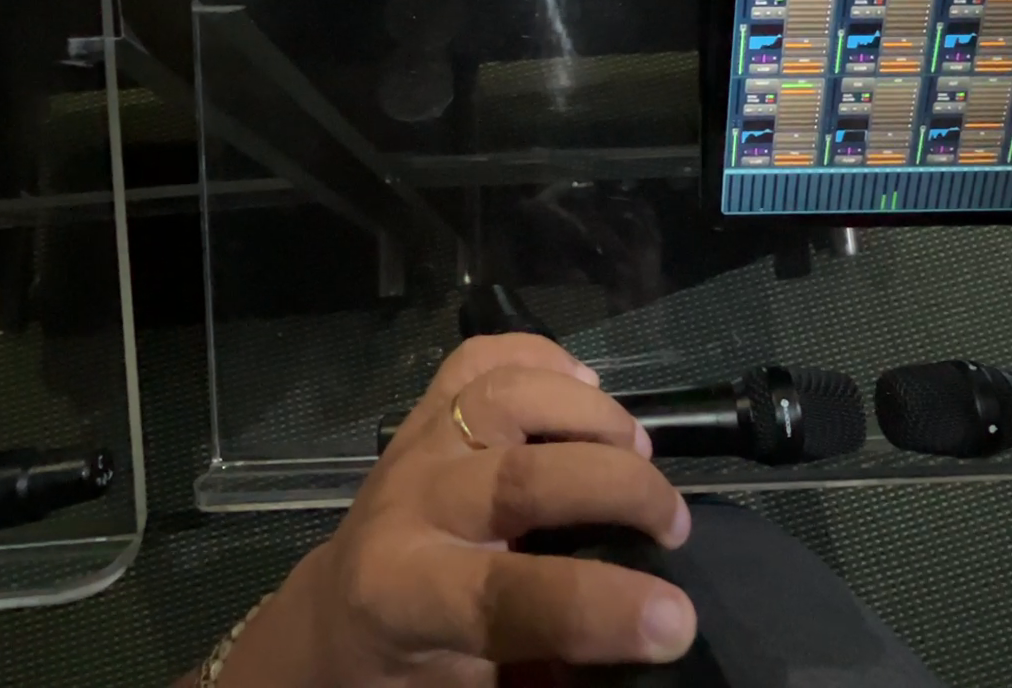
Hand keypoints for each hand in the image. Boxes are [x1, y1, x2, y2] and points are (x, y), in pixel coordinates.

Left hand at [222, 334, 694, 686]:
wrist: (333, 613)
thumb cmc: (406, 664)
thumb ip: (550, 660)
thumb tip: (651, 627)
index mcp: (405, 594)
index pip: (509, 595)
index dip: (602, 606)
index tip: (677, 619)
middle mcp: (410, 502)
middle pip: (520, 477)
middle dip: (619, 491)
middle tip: (673, 522)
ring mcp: (418, 440)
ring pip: (505, 395)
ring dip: (589, 415)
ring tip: (637, 445)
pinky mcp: (428, 406)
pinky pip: (481, 356)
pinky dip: (541, 355)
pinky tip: (583, 383)